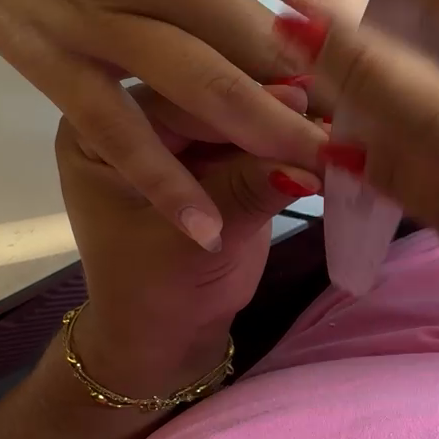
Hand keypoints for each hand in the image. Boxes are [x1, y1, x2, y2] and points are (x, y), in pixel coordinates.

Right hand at [0, 0, 362, 249]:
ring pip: (218, 95)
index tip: (396, 74)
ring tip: (338, 174)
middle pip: (279, 49)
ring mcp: (99, 16)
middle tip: (384, 137)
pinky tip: (209, 228)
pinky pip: (120, 134)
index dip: (365, 38)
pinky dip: (168, 185)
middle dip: (339, 101)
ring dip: (286, 141)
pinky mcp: (49, 59)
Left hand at [56, 84, 319, 398]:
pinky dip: (294, 149)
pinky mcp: (223, 166)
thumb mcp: (193, 242)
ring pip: (242, 122)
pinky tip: (330, 143)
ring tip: (337, 125)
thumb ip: (246, 195)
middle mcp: (141, 126)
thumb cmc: (155, 292)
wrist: (167, 335)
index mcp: (101, 133)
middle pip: (213, 105)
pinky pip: (261, 148)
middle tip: (327, 109)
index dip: (240, 106)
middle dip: (271, 111)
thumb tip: (309, 166)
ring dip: (290, 128)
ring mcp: (186, 145)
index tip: (300, 106)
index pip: (178, 103)